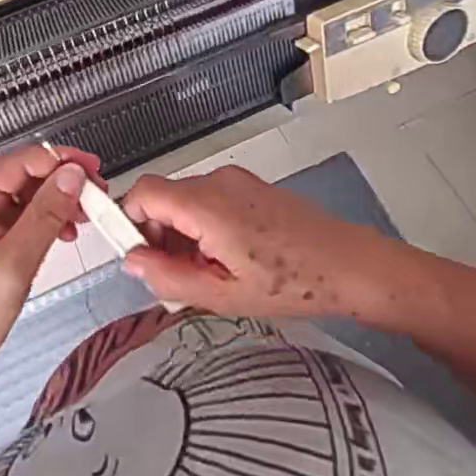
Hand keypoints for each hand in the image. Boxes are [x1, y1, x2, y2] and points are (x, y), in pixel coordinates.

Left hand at [0, 144, 101, 399]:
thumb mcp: (12, 265)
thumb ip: (45, 215)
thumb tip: (71, 177)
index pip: (21, 161)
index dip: (60, 161)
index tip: (92, 170)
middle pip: (25, 175)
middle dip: (64, 181)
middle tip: (95, 194)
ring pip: (28, 196)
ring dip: (59, 201)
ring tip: (84, 216)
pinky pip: (23, 218)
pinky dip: (48, 220)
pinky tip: (63, 233)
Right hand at [119, 166, 385, 318]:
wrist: (347, 263)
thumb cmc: (295, 281)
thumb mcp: (222, 294)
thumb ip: (168, 277)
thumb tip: (133, 262)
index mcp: (206, 205)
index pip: (142, 192)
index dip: (128, 221)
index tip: (132, 252)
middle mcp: (217, 182)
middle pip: (161, 197)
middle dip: (157, 235)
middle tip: (174, 276)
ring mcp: (235, 181)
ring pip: (184, 200)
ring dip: (181, 233)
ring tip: (206, 272)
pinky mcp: (248, 186)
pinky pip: (207, 199)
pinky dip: (202, 225)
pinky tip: (224, 258)